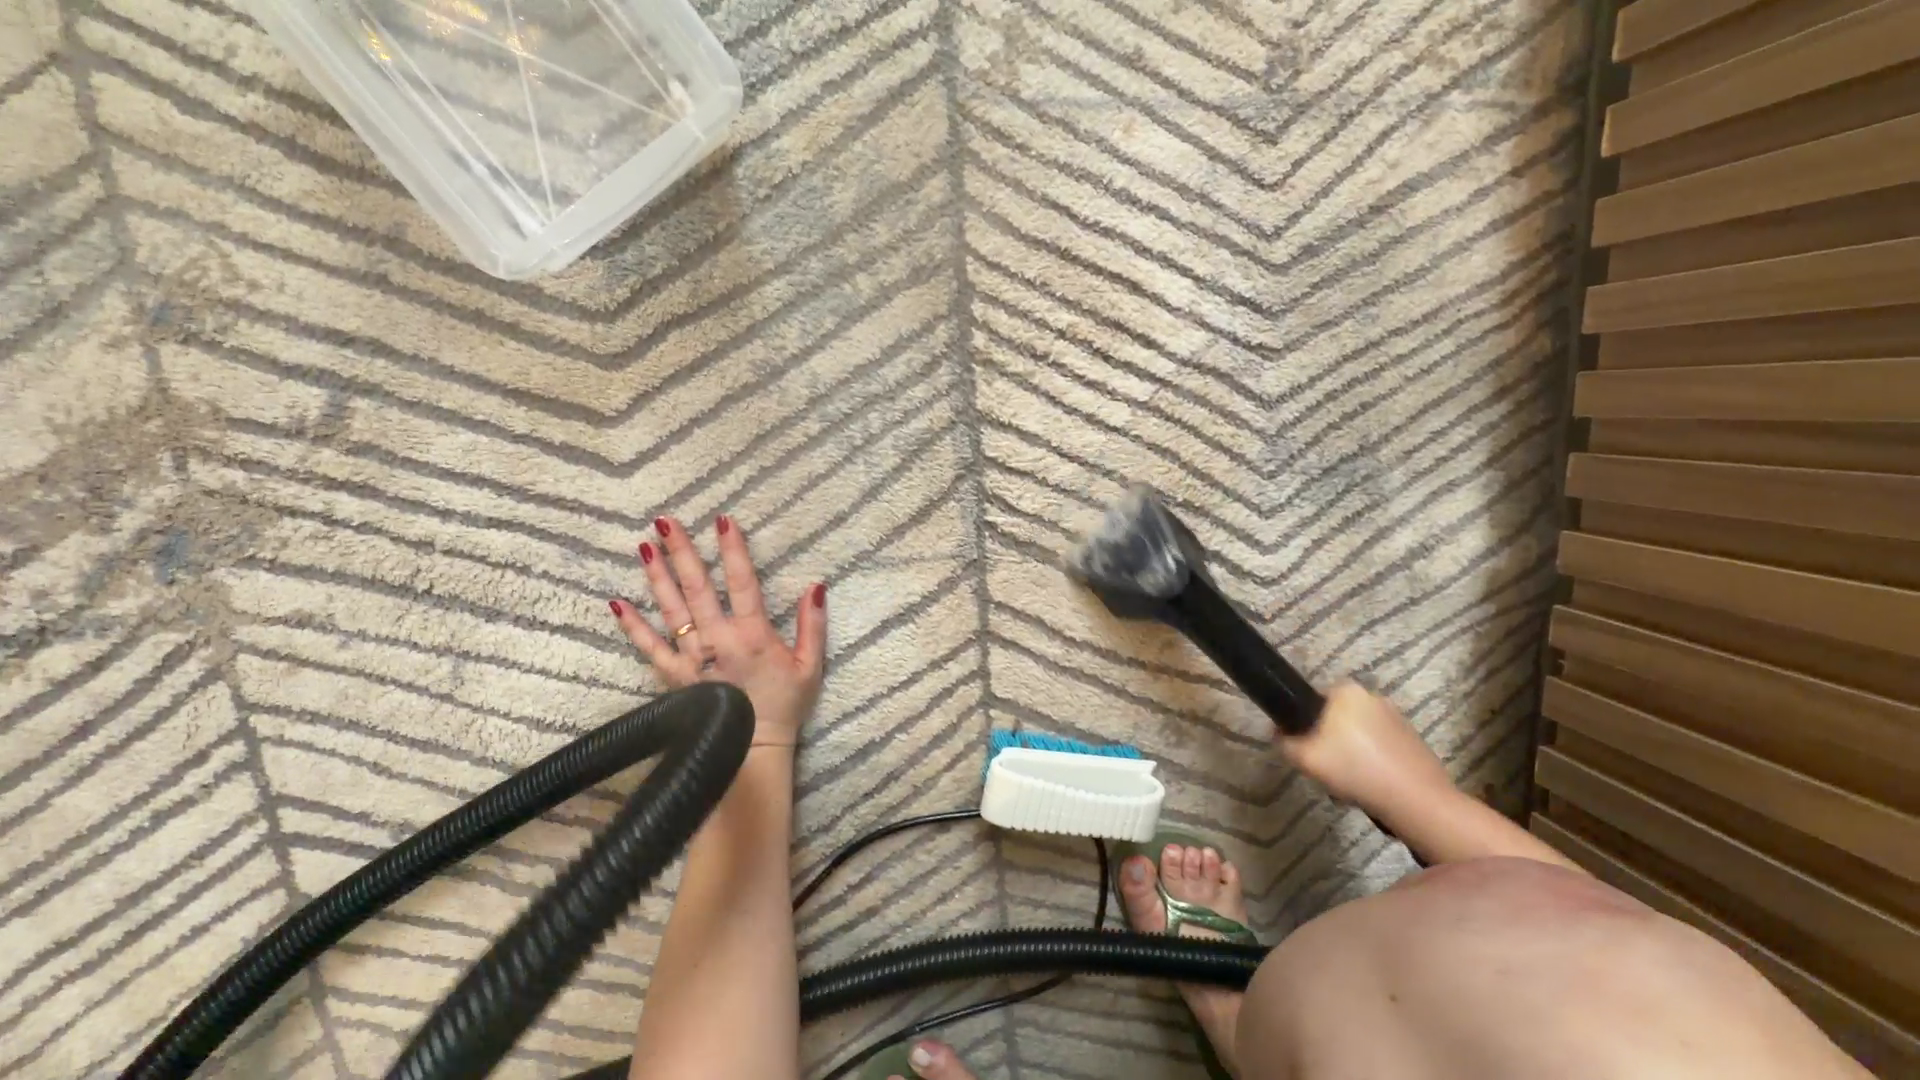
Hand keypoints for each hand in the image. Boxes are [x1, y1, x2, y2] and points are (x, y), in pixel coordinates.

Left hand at [609, 513, 826, 745]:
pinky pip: (649, 648)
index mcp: (752, 634)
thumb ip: (812, 626)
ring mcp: (691, 657)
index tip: (722, 520)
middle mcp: (717, 639)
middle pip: (696, 587)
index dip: (732, 550)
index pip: (742, 582)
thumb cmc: (785, 707)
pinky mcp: (673, 676)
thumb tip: (816, 587)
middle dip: (681, 552)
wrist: (753, 751)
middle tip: (664, 522)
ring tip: (644, 547)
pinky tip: (617, 603)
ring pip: (671, 609)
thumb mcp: (810, 666)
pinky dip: (632, 626)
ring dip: (657, 576)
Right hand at [1274, 680, 1453, 812]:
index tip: (1305, 751)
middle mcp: (1372, 695)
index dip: (1302, 726)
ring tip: (1349, 783)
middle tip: (1325, 769)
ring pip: (1357, 734)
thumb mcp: (1303, 758)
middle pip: (1335, 718)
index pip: (1311, 701)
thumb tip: (1279, 733)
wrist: (1415, 799)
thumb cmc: (1354, 769)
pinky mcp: (1413, 738)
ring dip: (1349, 753)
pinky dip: (1371, 761)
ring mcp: (1397, 716)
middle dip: (1327, 741)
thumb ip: (1283, 741)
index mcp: (1346, 690)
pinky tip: (1371, 785)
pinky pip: (1379, 746)